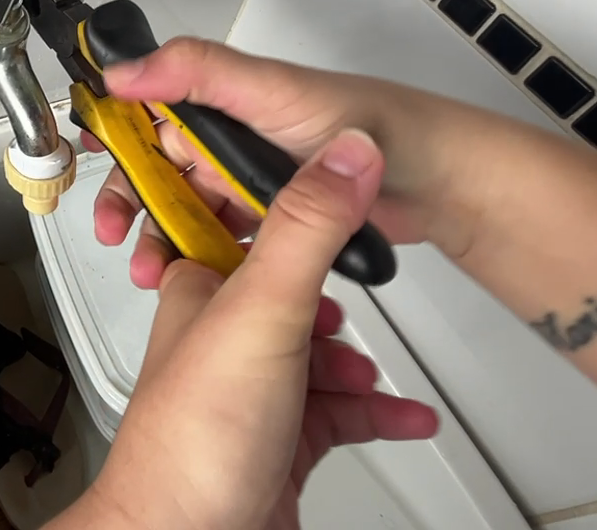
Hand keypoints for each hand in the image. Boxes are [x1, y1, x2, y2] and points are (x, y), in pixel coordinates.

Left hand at [60, 130, 439, 529]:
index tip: (326, 193)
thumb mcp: (261, 310)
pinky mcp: (275, 441)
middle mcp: (217, 333)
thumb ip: (305, 230)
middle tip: (359, 298)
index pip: (233, 221)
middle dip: (330, 298)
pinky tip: (404, 417)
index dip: (277, 206)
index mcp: (198, 286)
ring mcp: (247, 389)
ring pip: (312, 353)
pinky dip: (371, 412)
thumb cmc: (192, 437)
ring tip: (372, 372)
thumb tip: (344, 153)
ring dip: (351, 360)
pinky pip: (332, 414)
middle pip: (283, 290)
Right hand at [90, 38, 472, 286]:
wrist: (440, 181)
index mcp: (214, 101)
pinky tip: (196, 281)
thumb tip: (122, 71)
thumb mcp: (270, 89)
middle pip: (154, 170)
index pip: (143, 113)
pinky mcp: (267, 221)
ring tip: (152, 271)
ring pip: (182, 211)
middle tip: (112, 230)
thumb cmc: (363, 121)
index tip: (86, 160)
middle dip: (127, 202)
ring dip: (160, 239)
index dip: (110, 136)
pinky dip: (202, 261)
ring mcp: (244, 181)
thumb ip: (197, 73)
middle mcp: (222, 139)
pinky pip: (220, 241)